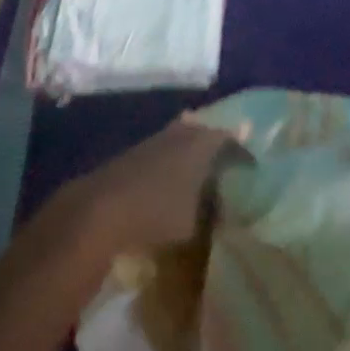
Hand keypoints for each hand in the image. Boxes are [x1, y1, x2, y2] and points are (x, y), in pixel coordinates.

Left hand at [56, 117, 242, 251]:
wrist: (100, 210)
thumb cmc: (157, 213)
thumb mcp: (194, 221)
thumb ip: (212, 210)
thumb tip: (223, 207)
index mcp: (202, 144)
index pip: (229, 138)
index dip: (241, 150)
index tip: (249, 164)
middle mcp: (180, 134)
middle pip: (202, 130)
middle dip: (213, 141)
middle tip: (224, 156)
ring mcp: (153, 141)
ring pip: (179, 137)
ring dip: (188, 149)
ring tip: (197, 167)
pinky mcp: (131, 154)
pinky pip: (160, 150)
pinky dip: (169, 160)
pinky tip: (168, 177)